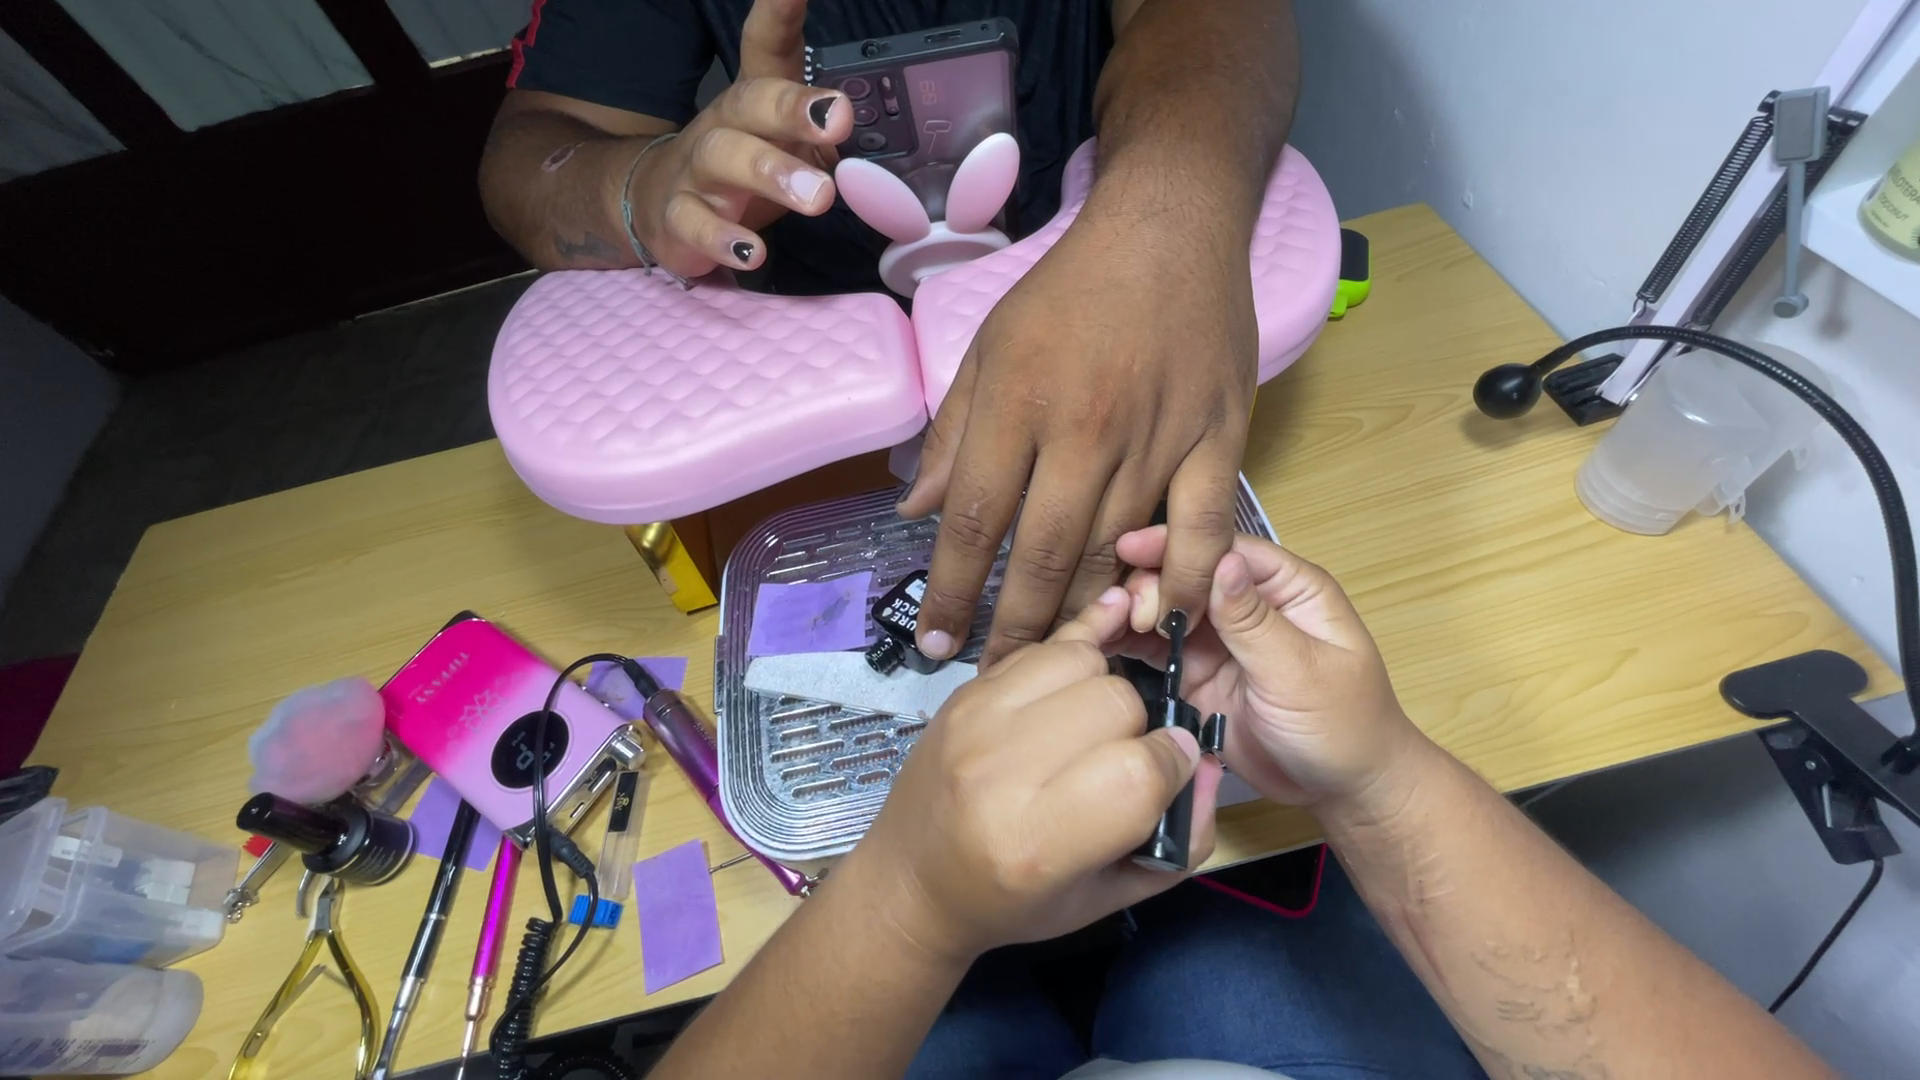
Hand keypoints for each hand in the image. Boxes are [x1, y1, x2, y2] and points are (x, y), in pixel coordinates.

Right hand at [629, 0, 850, 276]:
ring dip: (772, 174)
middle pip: (752, 104)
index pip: (768, 48)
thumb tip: (873, 128)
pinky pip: (697, 226)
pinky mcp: (679, 219)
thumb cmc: (741, 171)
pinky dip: (725, 239)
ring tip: (819, 198)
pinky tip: (753, 253)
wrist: (659, 205)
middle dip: (794, 108)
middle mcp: (724, 126)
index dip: (781, 13)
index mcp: (755, 102)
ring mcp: (697, 172)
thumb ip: (818, 128)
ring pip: (726, 160)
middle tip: (838, 118)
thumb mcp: (781, 140)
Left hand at [837, 592, 1221, 963]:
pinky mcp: (963, 692)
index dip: (1171, 763)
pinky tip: (1086, 666)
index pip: (1136, 771)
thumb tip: (1206, 760)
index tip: (1170, 769)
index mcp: (1033, 842)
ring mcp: (974, 720)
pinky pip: (1039, 647)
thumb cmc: (1011, 904)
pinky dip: (1070, 657)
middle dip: (1140, 725)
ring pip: (1080, 659)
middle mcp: (998, 771)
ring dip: (1104, 684)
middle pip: (1113, 701)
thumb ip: (1178, 840)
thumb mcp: (1106, 899)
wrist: (912, 880)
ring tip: (1094, 720)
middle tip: (1124, 751)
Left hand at [897, 208, 1256, 666]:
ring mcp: (1158, 440)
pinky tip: (1156, 625)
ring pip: (1114, 553)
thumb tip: (913, 509)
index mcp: (1018, 404)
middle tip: (993, 675)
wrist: (1170, 232)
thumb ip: (951, 433)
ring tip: (1056, 667)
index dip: (949, 590)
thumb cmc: (1068, 292)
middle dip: (1012, 628)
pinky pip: (1202, 531)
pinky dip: (1183, 585)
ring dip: (1081, 619)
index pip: (972, 520)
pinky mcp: (1220, 441)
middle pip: (1041, 555)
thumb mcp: (987, 347)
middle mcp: (1083, 431)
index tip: (933, 641)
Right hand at [1090, 528, 1424, 807]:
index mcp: (1288, 588)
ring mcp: (1218, 637)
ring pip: (1165, 606)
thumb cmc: (1342, 727)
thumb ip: (1255, 622)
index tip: (1132, 548)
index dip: (1179, 545)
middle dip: (1153, 584)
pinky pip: (1155, 647)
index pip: (1227, 549)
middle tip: (1129, 611)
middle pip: (1188, 573)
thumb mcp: (1301, 673)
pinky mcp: (1194, 670)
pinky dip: (1128, 641)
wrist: (1338, 792)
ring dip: (1134, 610)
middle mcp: (1247, 603)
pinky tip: (1101, 640)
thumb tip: (1221, 563)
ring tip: (1107, 622)